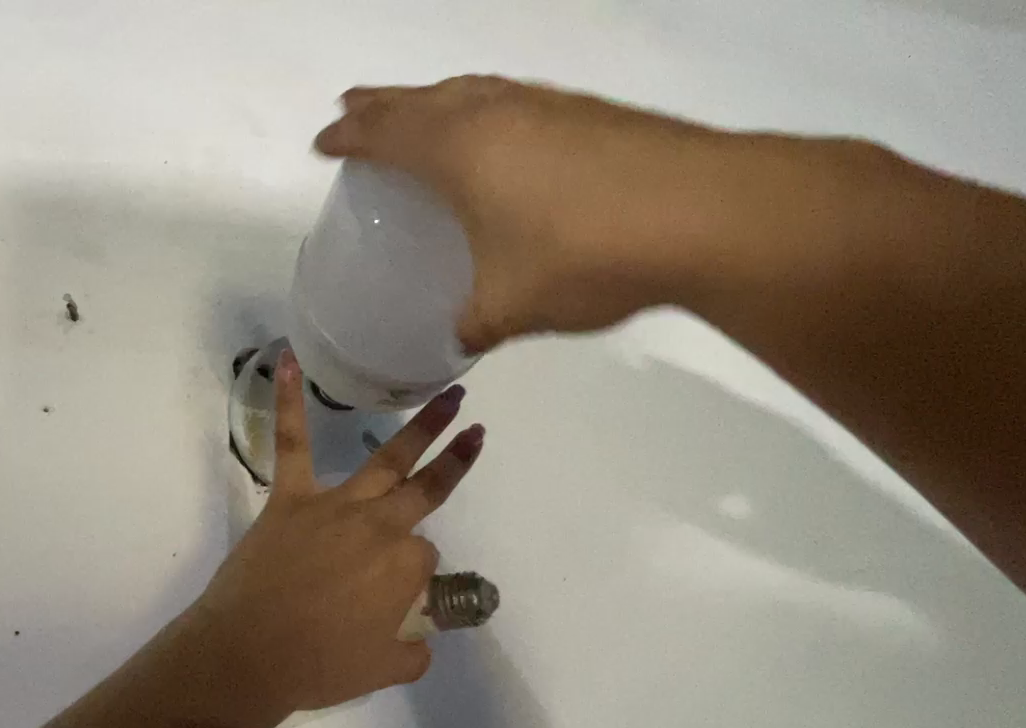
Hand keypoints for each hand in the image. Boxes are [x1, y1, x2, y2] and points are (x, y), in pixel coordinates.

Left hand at [187, 351, 483, 714]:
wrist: (248, 657)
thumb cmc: (317, 667)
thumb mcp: (383, 670)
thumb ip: (413, 653)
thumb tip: (420, 642)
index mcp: (405, 567)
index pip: (424, 557)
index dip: (411, 576)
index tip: (389, 594)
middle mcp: (380, 526)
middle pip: (426, 489)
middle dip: (455, 458)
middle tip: (476, 430)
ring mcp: (336, 506)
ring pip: (387, 460)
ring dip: (421, 427)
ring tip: (450, 398)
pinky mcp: (291, 498)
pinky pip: (291, 443)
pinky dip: (288, 403)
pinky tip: (288, 362)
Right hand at [314, 75, 830, 351]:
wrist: (702, 214)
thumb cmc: (584, 257)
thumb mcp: (510, 307)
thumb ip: (471, 324)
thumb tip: (458, 339)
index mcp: (461, 152)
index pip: (387, 134)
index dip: (350, 138)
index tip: (323, 143)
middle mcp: (497, 114)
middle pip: (422, 99)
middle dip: (381, 105)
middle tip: (352, 110)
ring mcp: (545, 105)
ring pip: (470, 91)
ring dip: (432, 100)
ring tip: (416, 114)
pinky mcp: (587, 113)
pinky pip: (510, 100)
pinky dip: (481, 109)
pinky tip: (495, 133)